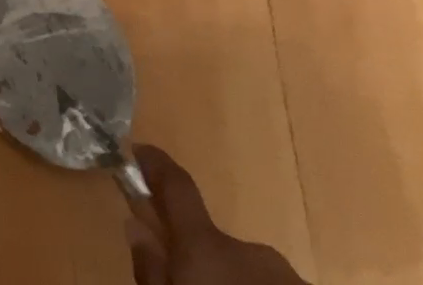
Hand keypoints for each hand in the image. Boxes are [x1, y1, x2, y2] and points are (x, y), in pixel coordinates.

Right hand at [127, 146, 309, 284]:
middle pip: (212, 241)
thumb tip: (135, 226)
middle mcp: (249, 250)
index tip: (137, 150)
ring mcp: (287, 276)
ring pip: (247, 271)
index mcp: (204, 245)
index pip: (176, 186)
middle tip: (186, 284)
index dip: (155, 164)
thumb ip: (150, 268)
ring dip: (232, 284)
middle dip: (198, 260)